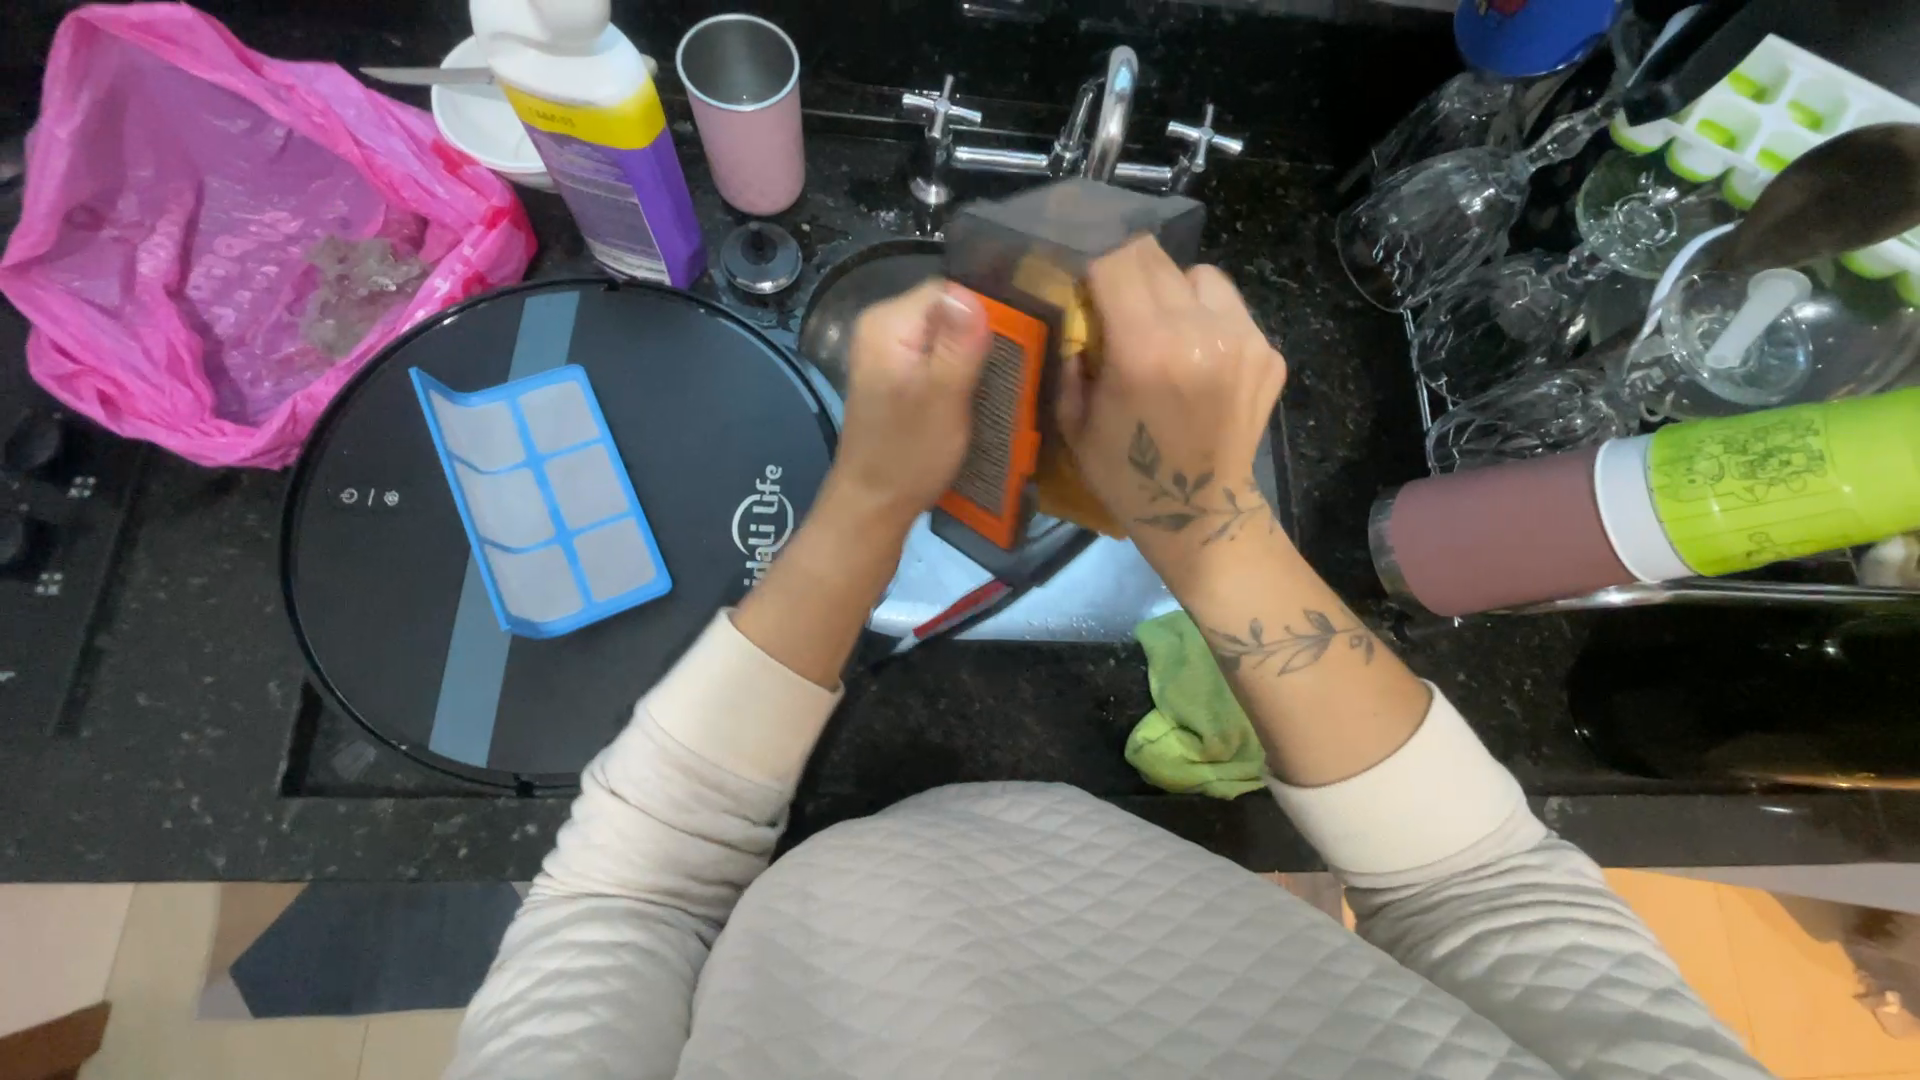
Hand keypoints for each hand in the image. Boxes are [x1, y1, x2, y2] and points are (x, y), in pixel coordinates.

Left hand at [827, 280, 989, 533]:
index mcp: (888, 323)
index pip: (948, 290)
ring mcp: (888, 354)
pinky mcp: (896, 377)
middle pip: (947, 311)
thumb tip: (971, 293)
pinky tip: (973, 395)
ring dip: (972, 357)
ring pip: (945, 336)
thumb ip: (957, 343)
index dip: (985, 312)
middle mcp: (882, 329)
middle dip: (981, 336)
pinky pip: (936, 358)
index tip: (1014, 344)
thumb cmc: (909, 455)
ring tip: (998, 383)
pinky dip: (958, 373)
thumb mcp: (942, 397)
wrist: (874, 506)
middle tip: (1012, 368)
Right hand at [1058, 236, 1287, 575]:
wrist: (1198, 511)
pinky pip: (1230, 310)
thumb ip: (1073, 358)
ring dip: (1175, 293)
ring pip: (1200, 276)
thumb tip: (1081, 314)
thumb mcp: (1075, 422)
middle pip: (1157, 259)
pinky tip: (1197, 359)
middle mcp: (1199, 332)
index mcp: (1143, 349)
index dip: (1095, 270)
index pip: (1117, 263)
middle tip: (1120, 307)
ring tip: (1166, 331)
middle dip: (1130, 275)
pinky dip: (1208, 321)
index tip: (1088, 290)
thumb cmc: (1125, 474)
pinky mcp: (1268, 353)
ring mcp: (1243, 340)